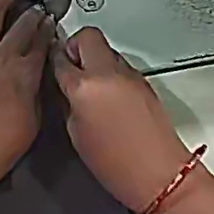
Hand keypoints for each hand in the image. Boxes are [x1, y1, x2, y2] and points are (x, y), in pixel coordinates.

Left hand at [0, 0, 52, 195]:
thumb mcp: (33, 121)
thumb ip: (37, 93)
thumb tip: (38, 81)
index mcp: (25, 73)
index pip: (42, 42)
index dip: (48, 31)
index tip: (50, 25)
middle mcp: (1, 58)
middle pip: (21, 25)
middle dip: (32, 14)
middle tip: (36, 10)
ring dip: (0, 3)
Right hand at [50, 27, 194, 212]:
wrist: (161, 177)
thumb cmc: (119, 166)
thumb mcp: (76, 134)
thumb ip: (67, 103)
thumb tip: (66, 89)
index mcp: (84, 87)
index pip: (61, 58)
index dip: (54, 60)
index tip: (52, 64)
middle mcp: (108, 74)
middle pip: (87, 37)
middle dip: (75, 46)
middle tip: (70, 64)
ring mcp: (130, 76)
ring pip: (106, 49)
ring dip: (95, 61)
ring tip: (91, 86)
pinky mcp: (144, 83)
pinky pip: (121, 66)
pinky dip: (110, 74)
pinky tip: (108, 97)